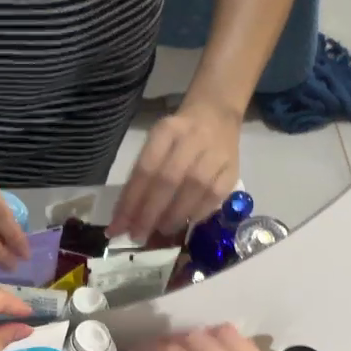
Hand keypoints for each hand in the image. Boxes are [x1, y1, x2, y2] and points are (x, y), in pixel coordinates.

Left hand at [111, 104, 240, 240]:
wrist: (216, 115)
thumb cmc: (177, 138)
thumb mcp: (154, 146)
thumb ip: (140, 179)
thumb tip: (125, 220)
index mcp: (166, 131)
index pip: (144, 169)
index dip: (130, 202)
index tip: (117, 227)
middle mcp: (192, 139)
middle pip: (168, 180)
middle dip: (149, 213)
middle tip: (137, 235)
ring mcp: (216, 153)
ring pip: (194, 188)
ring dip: (174, 216)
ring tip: (161, 231)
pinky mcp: (233, 168)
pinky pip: (216, 195)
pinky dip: (198, 213)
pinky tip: (186, 224)